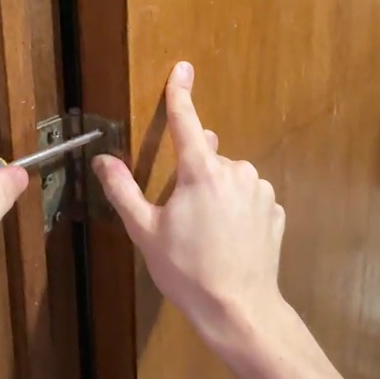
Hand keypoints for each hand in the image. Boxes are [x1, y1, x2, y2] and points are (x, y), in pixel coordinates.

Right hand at [92, 62, 286, 345]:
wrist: (239, 309)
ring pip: (229, 178)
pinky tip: (228, 239)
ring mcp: (260, 190)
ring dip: (216, 193)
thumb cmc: (187, 271)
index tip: (182, 69)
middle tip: (182, 217)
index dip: (180, 94)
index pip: (186, 121)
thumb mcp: (145, 231)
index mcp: (200, 172)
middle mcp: (235, 172)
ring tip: (207, 234)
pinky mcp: (276, 210)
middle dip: (192, 175)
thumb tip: (103, 160)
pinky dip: (237, 209)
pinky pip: (249, 198)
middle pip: (206, 158)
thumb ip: (123, 190)